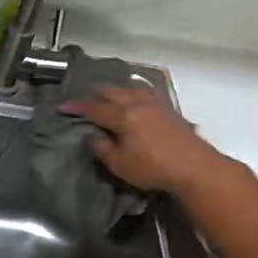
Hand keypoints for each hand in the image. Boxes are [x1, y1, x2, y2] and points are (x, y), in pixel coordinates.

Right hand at [61, 84, 230, 192]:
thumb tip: (95, 138)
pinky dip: (133, 94)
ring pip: (131, 89)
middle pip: (113, 92)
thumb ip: (103, 149)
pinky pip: (145, 94)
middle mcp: (138, 104)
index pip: (94, 108)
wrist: (195, 167)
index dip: (77, 107)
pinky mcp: (170, 110)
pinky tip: (135, 100)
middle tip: (85, 97)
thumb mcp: (119, 164)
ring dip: (116, 90)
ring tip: (109, 94)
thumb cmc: (153, 167)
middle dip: (96, 93)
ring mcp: (156, 105)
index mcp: (122, 116)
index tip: (62, 107)